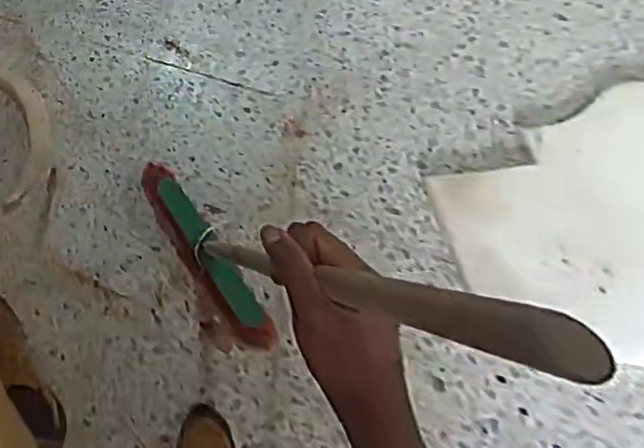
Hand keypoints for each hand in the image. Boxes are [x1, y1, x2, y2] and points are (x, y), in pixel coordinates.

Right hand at [261, 223, 420, 447]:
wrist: (372, 412)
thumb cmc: (343, 365)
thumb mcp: (310, 312)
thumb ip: (291, 267)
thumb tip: (271, 232)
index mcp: (358, 273)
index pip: (313, 234)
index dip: (290, 249)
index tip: (281, 276)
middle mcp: (365, 277)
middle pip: (317, 246)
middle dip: (297, 263)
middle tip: (292, 293)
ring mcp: (365, 292)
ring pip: (320, 264)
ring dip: (304, 279)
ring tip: (304, 308)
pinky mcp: (363, 307)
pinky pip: (329, 282)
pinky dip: (314, 292)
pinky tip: (315, 315)